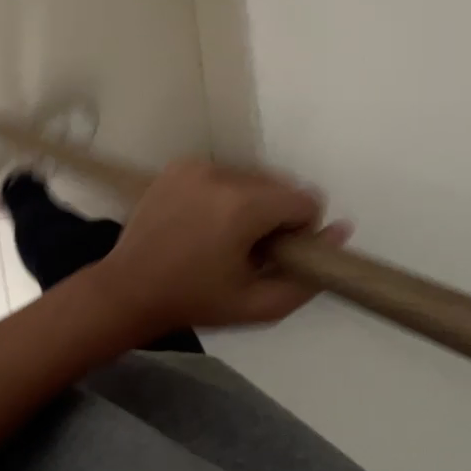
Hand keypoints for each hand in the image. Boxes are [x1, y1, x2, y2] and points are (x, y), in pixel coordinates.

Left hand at [91, 158, 350, 334]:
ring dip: (250, 203)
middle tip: (248, 251)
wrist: (130, 288)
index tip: (276, 255)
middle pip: (277, 186)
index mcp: (242, 206)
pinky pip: (221, 174)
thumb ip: (308, 274)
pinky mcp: (176, 166)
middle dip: (275, 216)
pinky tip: (203, 224)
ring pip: (250, 178)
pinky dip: (223, 194)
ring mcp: (195, 167)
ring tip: (223, 238)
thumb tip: (341, 231)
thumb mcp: (260, 304)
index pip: (304, 200)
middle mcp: (220, 175)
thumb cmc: (196, 301)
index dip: (300, 231)